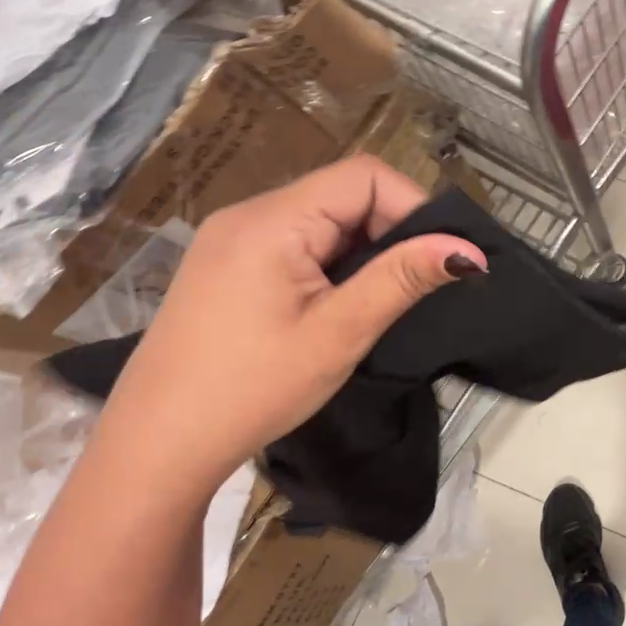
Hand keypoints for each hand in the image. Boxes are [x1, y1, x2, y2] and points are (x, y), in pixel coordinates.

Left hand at [93, 155, 486, 491]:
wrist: (155, 449)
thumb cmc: (251, 390)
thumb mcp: (339, 333)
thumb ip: (403, 279)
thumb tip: (470, 250)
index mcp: (272, 220)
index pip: (366, 176)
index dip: (412, 207)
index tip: (433, 260)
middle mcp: (248, 215)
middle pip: (345, 193)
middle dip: (389, 232)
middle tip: (405, 291)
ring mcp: (232, 239)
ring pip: (324, 218)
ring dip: (362, 251)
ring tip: (370, 304)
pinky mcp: (227, 264)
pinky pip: (298, 240)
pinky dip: (332, 263)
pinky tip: (332, 306)